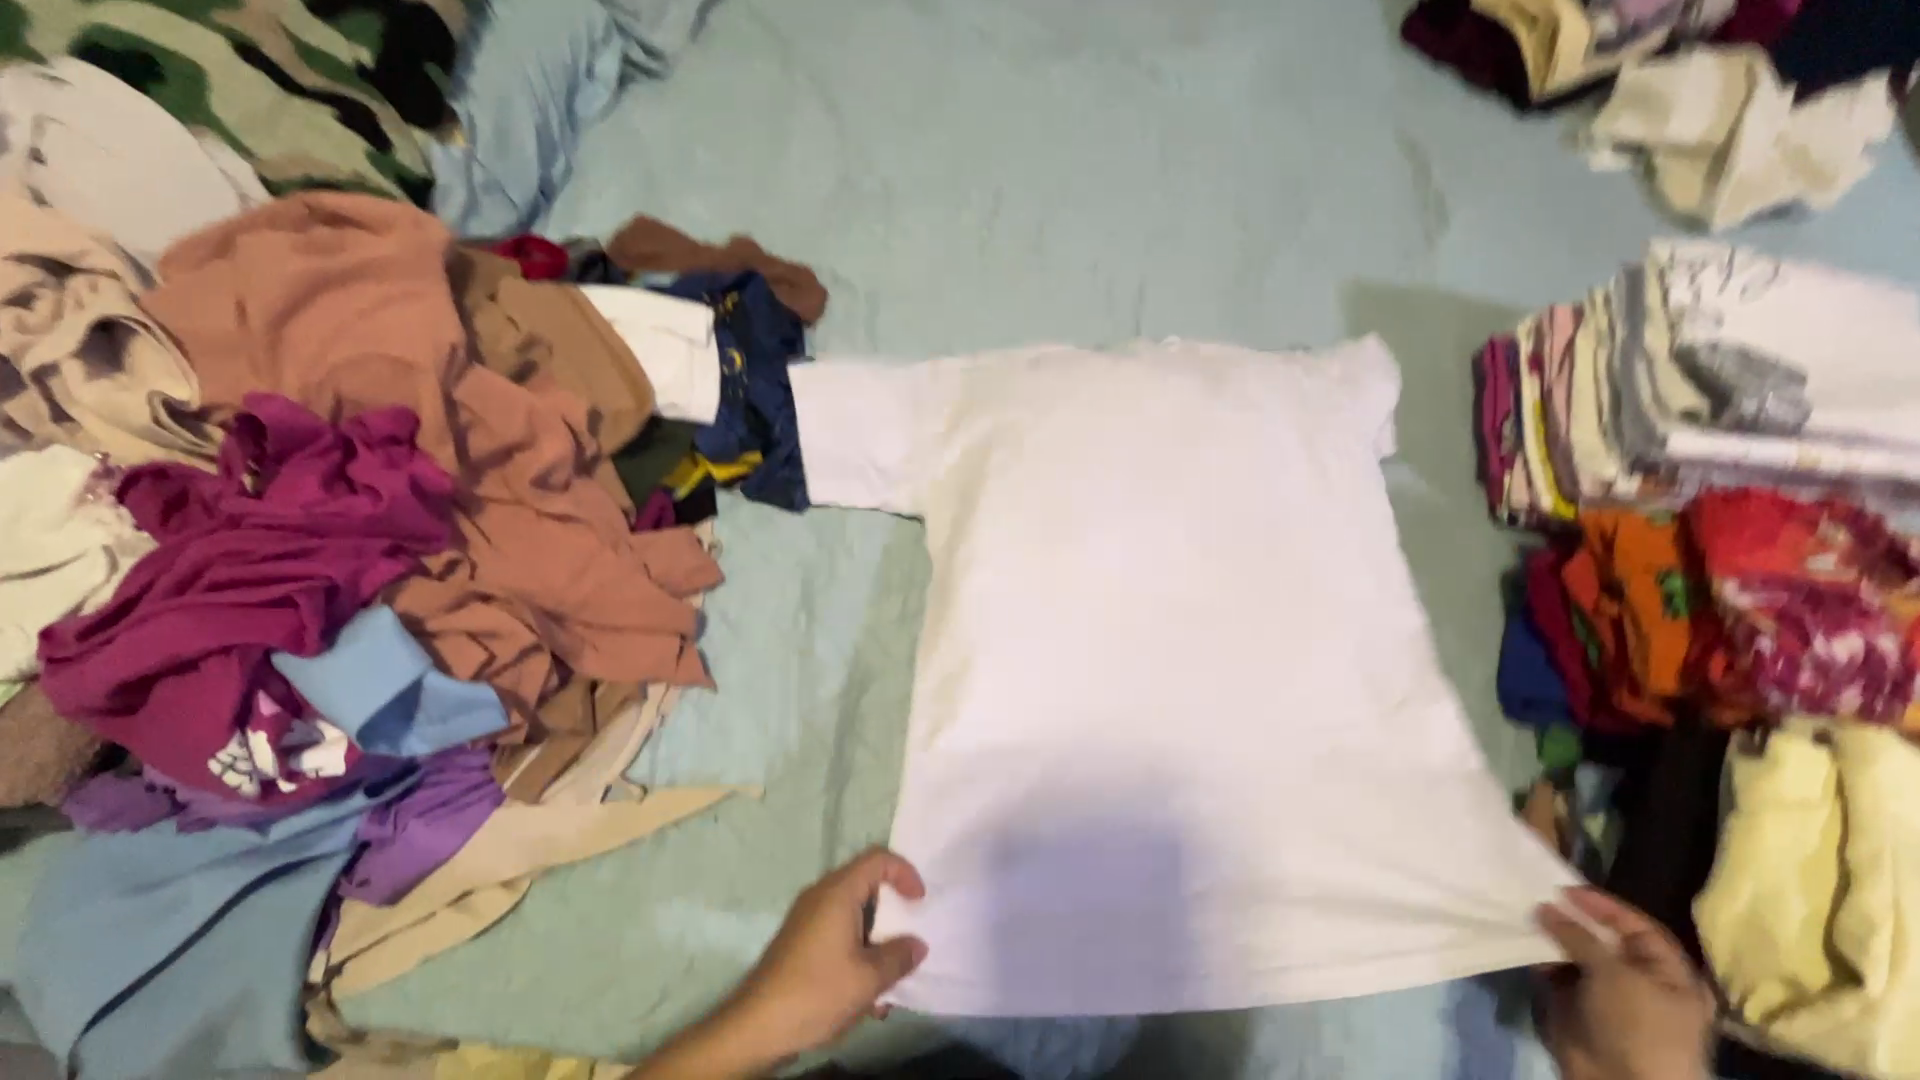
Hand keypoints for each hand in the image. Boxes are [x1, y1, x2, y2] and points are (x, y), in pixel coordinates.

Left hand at [720, 847, 928, 1065]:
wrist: (756, 1026)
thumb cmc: (816, 992)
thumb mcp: (868, 979)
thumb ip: (898, 957)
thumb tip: (917, 945)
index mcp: (838, 892)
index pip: (878, 859)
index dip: (905, 873)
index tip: (920, 903)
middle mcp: (820, 895)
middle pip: (866, 885)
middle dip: (892, 913)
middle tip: (908, 940)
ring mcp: (807, 917)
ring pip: (853, 914)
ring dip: (875, 941)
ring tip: (888, 980)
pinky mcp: (799, 940)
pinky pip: (838, 932)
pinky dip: (857, 951)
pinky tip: (863, 995)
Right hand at [1535, 887, 1714, 1079]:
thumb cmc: (1637, 1027)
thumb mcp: (1615, 975)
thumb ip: (1579, 936)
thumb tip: (1545, 906)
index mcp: (1669, 976)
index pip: (1639, 928)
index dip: (1605, 907)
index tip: (1567, 890)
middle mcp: (1639, 981)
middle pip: (1604, 939)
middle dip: (1573, 919)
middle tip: (1540, 898)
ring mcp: (1606, 994)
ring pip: (1576, 954)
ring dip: (1552, 936)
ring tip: (1526, 916)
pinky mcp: (1576, 1005)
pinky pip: (1556, 973)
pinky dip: (1540, 958)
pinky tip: (1522, 944)